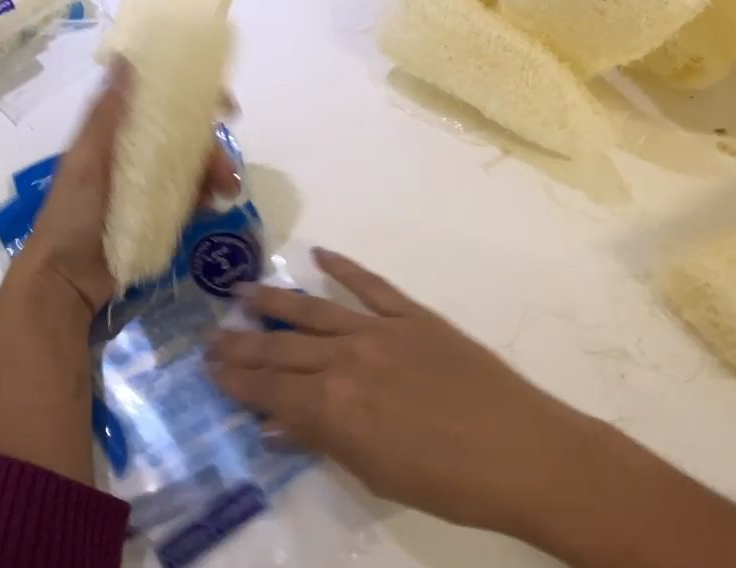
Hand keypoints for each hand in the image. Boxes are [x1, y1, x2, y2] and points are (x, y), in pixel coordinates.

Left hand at [18, 59, 240, 314]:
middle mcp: (133, 150)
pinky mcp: (157, 212)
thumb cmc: (71, 214)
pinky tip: (214, 204)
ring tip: (226, 190)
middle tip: (225, 167)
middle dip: (210, 143)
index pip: (158, 98)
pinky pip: (189, 194)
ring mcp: (146, 182)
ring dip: (214, 169)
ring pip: (191, 162)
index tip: (224, 105)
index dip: (192, 94)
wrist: (66, 279)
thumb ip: (108, 115)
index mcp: (114, 130)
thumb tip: (126, 58)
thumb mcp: (86, 161)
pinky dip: (206, 193)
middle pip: (183, 132)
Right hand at [209, 248, 612, 539]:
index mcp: (334, 406)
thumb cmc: (450, 482)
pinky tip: (319, 254)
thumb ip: (321, 441)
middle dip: (241, 345)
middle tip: (210, 337)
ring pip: (313, 310)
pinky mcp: (412, 315)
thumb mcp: (375, 473)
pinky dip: (344, 267)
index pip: (270, 390)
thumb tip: (273, 424)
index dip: (236, 381)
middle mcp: (345, 360)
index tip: (209, 368)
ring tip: (242, 291)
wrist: (526, 453)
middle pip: (280, 349)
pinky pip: (371, 285)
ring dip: (274, 301)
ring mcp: (379, 330)